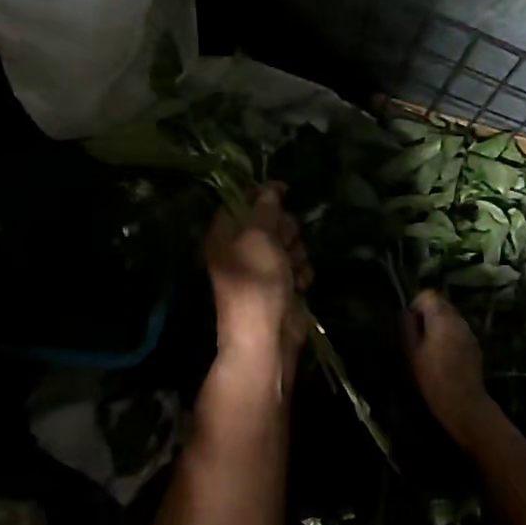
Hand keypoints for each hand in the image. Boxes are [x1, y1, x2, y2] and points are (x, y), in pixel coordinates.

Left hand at [204, 184, 311, 364]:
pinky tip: (299, 285)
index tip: (285, 190)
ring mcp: (260, 268)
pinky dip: (301, 274)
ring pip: (289, 243)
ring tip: (292, 271)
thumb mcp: (259, 236)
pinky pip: (296, 266)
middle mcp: (239, 248)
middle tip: (284, 243)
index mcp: (224, 234)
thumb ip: (265, 207)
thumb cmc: (256, 282)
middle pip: (271, 221)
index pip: (242, 201)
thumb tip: (270, 187)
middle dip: (285, 230)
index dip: (263, 194)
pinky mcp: (280, 285)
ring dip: (296, 253)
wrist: (266, 337)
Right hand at [405, 290, 497, 447]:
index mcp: (442, 319)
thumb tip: (407, 312)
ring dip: (439, 325)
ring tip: (430, 347)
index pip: (430, 295)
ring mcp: (470, 333)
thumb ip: (408, 326)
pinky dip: (450, 336)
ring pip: (451, 318)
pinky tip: (444, 356)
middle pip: (442, 304)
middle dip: (429, 314)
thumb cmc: (432, 377)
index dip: (417, 304)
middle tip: (418, 335)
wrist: (463, 403)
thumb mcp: (411, 351)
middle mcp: (459, 321)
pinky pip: (459, 331)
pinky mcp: (475, 346)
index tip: (411, 322)